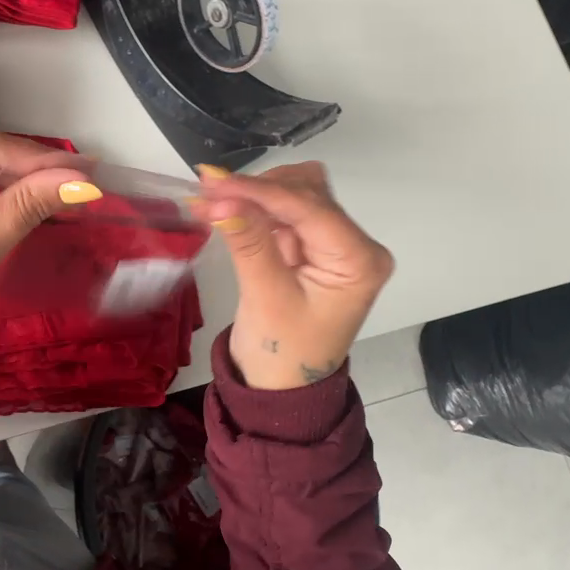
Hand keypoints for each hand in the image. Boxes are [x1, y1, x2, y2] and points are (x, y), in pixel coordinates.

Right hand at [197, 163, 394, 389]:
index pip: (310, 208)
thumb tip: (220, 199)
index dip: (260, 191)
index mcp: (359, 261)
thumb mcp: (265, 297)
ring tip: (213, 201)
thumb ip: (248, 242)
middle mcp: (355, 245)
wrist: (280, 388)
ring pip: (296, 195)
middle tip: (209, 191)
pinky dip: (254, 208)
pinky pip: (284, 214)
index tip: (214, 181)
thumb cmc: (281, 353)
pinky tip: (225, 210)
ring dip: (255, 195)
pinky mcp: (311, 248)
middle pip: (309, 192)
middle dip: (259, 189)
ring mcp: (333, 245)